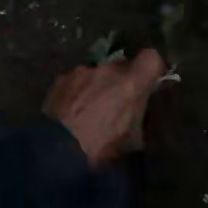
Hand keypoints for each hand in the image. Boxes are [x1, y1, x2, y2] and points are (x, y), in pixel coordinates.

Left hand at [43, 50, 169, 166]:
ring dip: (98, 84)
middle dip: (122, 79)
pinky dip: (78, 89)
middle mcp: (108, 70)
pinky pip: (77, 78)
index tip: (149, 79)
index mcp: (130, 84)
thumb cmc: (99, 148)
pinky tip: (70, 108)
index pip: (151, 57)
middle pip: (122, 65)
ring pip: (98, 72)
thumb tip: (142, 100)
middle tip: (116, 99)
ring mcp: (83, 71)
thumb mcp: (130, 136)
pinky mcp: (62, 77)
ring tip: (88, 107)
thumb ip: (139, 110)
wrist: (55, 150)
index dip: (151, 67)